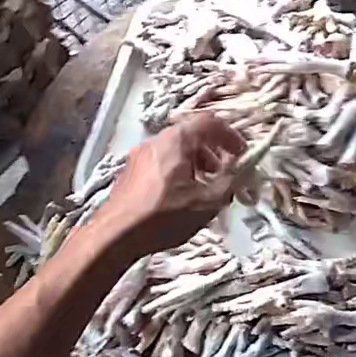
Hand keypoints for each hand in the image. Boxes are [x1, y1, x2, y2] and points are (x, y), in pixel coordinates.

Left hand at [88, 113, 244, 255]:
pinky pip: (159, 164)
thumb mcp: (206, 203)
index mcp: (175, 140)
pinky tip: (178, 198)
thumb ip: (230, 183)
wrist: (114, 234)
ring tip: (202, 189)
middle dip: (212, 152)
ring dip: (194, 164)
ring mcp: (138, 157)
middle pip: (190, 136)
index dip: (230, 136)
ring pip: (173, 151)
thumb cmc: (163, 215)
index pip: (209, 122)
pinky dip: (175, 173)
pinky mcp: (128, 174)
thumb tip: (241, 172)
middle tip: (222, 174)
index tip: (241, 155)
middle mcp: (154, 141)